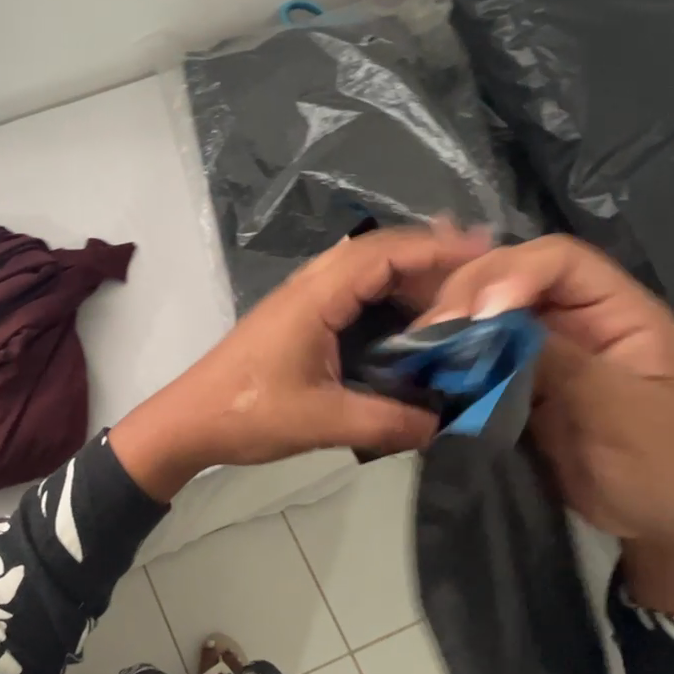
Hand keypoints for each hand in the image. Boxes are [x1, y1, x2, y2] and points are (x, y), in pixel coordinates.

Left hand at [109, 224, 491, 501]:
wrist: (187, 422)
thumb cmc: (247, 415)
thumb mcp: (324, 422)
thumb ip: (389, 422)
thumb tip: (447, 424)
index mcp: (314, 298)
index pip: (383, 254)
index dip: (435, 248)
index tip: (487, 251)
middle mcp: (307, 287)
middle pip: (374, 251)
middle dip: (428, 255)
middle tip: (482, 271)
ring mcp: (297, 301)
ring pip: (359, 269)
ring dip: (404, 274)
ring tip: (456, 291)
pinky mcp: (293, 319)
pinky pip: (346, 290)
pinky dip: (382, 294)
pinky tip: (407, 318)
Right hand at [420, 235, 673, 617]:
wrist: (672, 535)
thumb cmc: (670, 470)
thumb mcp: (622, 411)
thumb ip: (560, 360)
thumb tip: (491, 321)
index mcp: (620, 314)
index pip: (561, 261)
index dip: (514, 272)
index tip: (479, 313)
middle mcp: (580, 322)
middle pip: (514, 278)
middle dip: (469, 295)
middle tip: (431, 330)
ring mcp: (549, 355)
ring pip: (490, 316)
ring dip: (453, 324)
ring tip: (421, 349)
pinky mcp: (522, 386)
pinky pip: (481, 358)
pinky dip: (452, 359)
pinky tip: (428, 369)